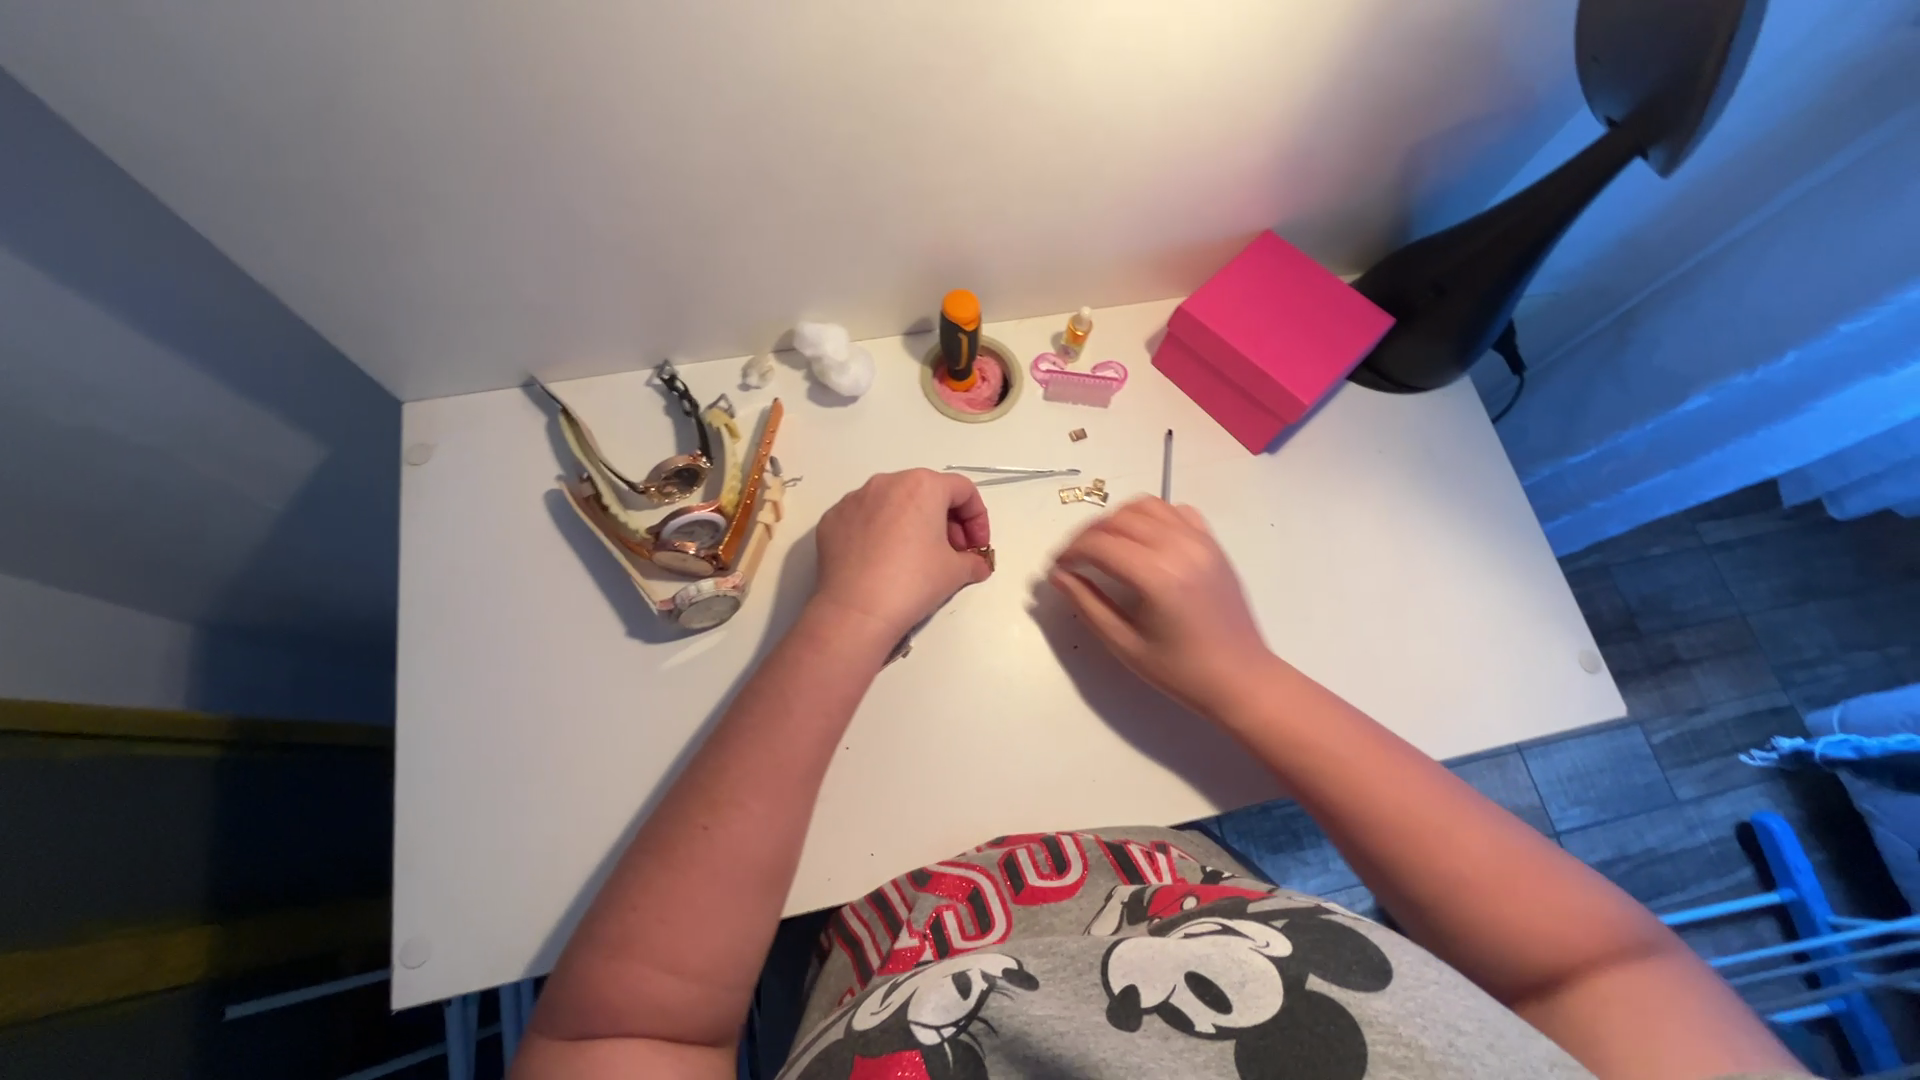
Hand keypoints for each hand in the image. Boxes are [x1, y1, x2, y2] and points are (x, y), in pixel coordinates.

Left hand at [811, 469, 992, 639]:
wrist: (855, 611)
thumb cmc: (912, 583)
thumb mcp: (955, 572)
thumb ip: (973, 561)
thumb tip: (976, 564)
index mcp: (922, 486)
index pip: (962, 490)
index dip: (977, 518)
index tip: (977, 547)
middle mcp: (886, 482)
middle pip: (926, 492)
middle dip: (945, 521)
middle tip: (951, 553)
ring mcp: (854, 499)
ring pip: (893, 503)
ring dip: (912, 524)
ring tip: (916, 557)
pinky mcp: (832, 520)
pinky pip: (864, 518)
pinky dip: (880, 532)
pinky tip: (883, 561)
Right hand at [1049, 497, 1275, 718]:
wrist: (1241, 678)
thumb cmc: (1180, 671)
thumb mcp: (1124, 644)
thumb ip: (1087, 604)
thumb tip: (1058, 575)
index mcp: (1156, 576)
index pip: (1099, 544)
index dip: (1070, 552)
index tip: (1057, 568)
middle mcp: (1179, 547)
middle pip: (1118, 520)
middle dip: (1088, 536)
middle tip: (1074, 560)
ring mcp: (1200, 541)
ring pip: (1145, 507)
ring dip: (1117, 521)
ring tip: (1105, 548)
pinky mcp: (1213, 543)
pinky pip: (1175, 512)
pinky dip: (1151, 518)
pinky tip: (1143, 542)